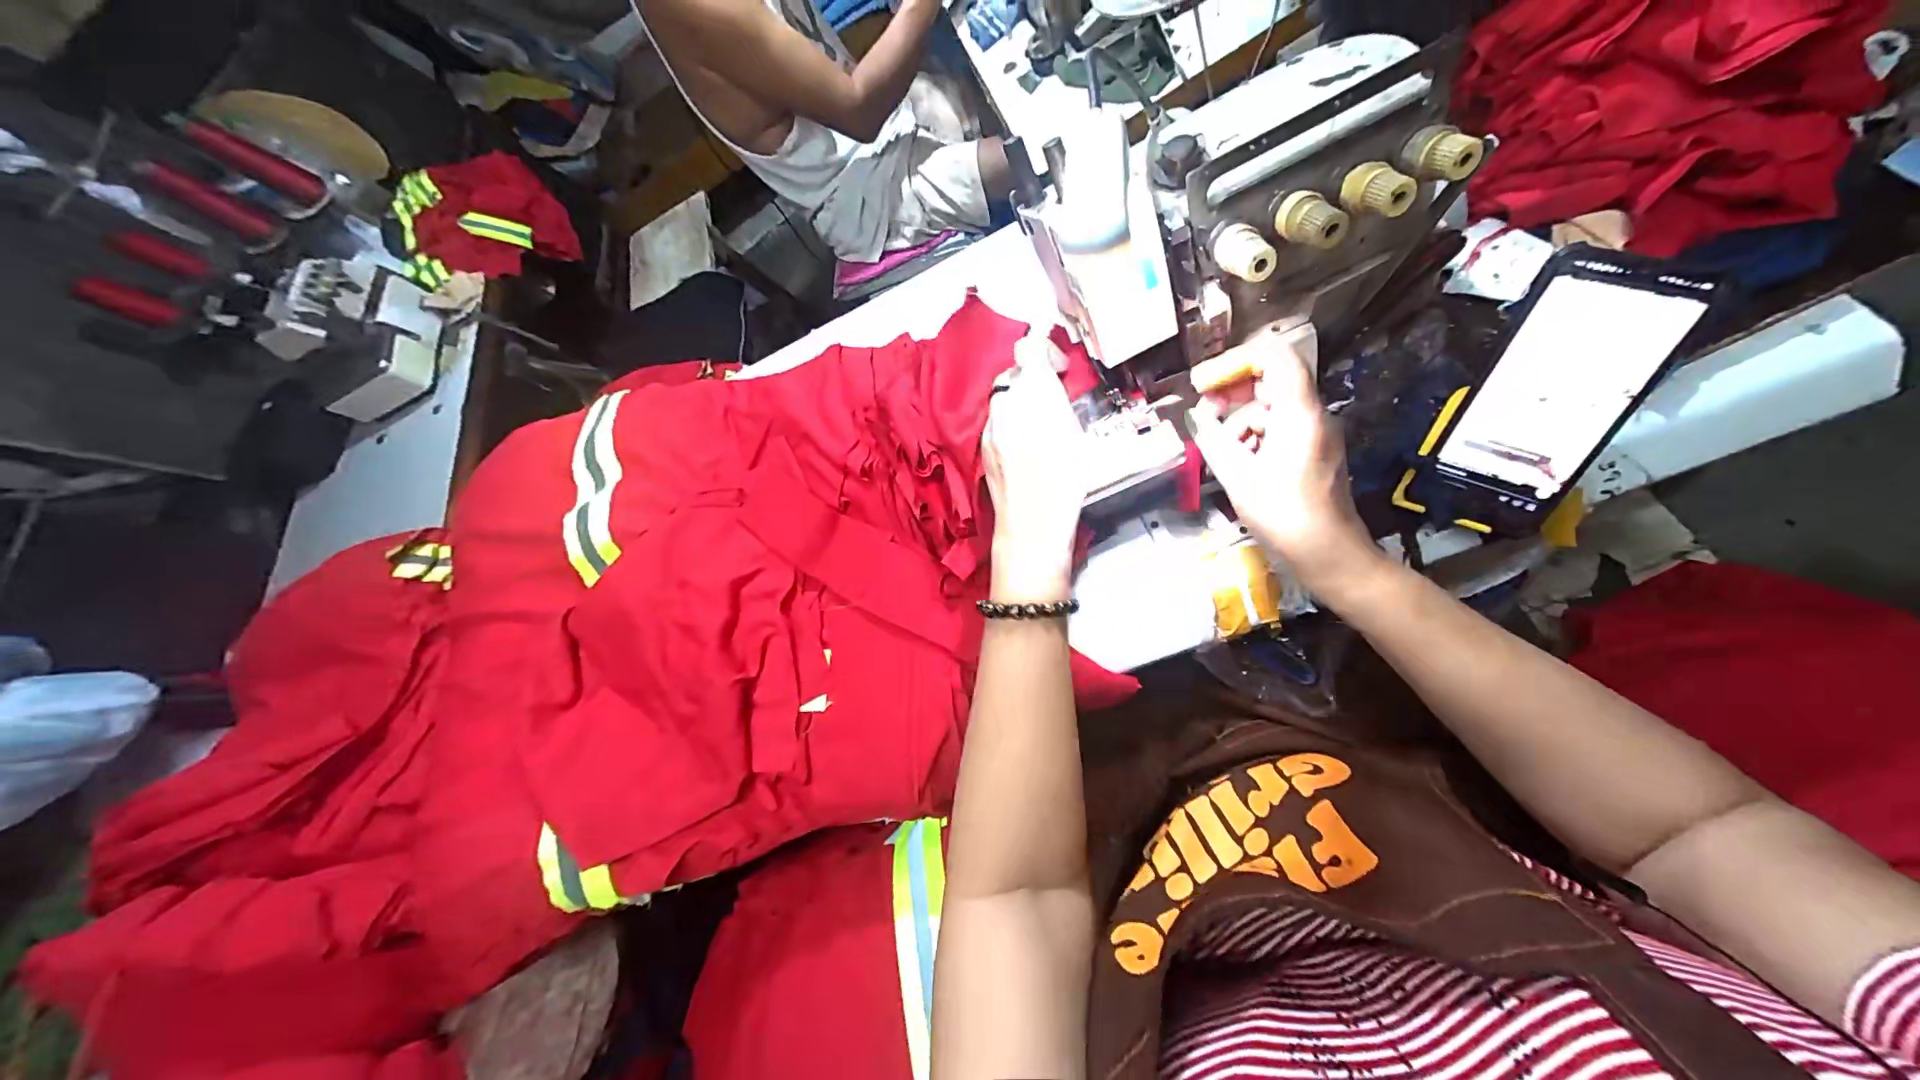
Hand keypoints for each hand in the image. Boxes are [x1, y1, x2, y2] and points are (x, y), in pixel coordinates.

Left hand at [982, 332, 1083, 601]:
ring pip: (1003, 396)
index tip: (1058, 369)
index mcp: (1036, 396)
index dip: (1045, 352)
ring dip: (1020, 400)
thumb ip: (1060, 404)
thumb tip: (1052, 385)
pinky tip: (1024, 442)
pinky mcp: (984, 444)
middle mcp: (1007, 405)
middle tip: (1052, 397)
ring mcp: (992, 425)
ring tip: (1039, 421)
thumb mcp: (1078, 437)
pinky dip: (1010, 421)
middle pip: (1015, 372)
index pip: (1029, 348)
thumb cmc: (1065, 486)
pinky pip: (996, 419)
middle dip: (1033, 378)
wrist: (1031, 524)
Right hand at [1185, 328, 1385, 597]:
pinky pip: (1278, 425)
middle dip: (1232, 389)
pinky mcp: (1312, 448)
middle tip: (1203, 408)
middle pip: (1272, 378)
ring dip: (1239, 416)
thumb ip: (1212, 438)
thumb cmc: (1283, 514)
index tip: (1204, 382)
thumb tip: (1195, 416)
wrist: (1327, 551)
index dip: (1234, 362)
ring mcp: (1315, 431)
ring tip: (1217, 443)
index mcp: (1299, 413)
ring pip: (1271, 405)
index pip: (1274, 358)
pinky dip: (1253, 433)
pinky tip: (1236, 457)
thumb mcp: (1237, 475)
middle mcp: (1313, 414)